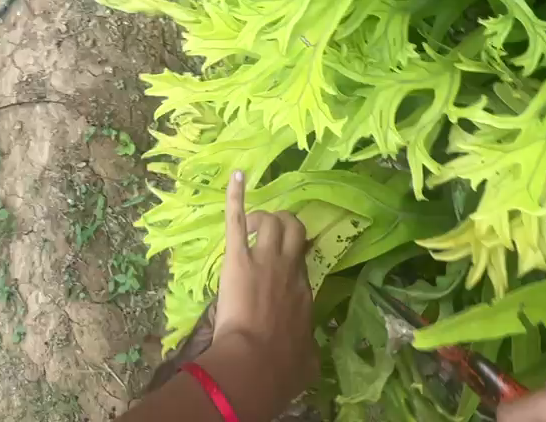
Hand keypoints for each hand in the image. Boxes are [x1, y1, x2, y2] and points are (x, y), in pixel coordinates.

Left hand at [196, 170, 316, 419]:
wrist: (256, 363)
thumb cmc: (281, 368)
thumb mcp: (307, 362)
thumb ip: (309, 349)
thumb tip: (310, 352)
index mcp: (303, 291)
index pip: (301, 261)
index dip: (292, 257)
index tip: (282, 263)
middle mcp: (288, 268)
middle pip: (293, 228)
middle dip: (284, 223)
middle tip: (271, 232)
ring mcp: (264, 259)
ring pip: (270, 220)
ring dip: (259, 217)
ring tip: (250, 226)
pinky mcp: (238, 257)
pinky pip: (237, 219)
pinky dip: (236, 196)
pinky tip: (236, 177)